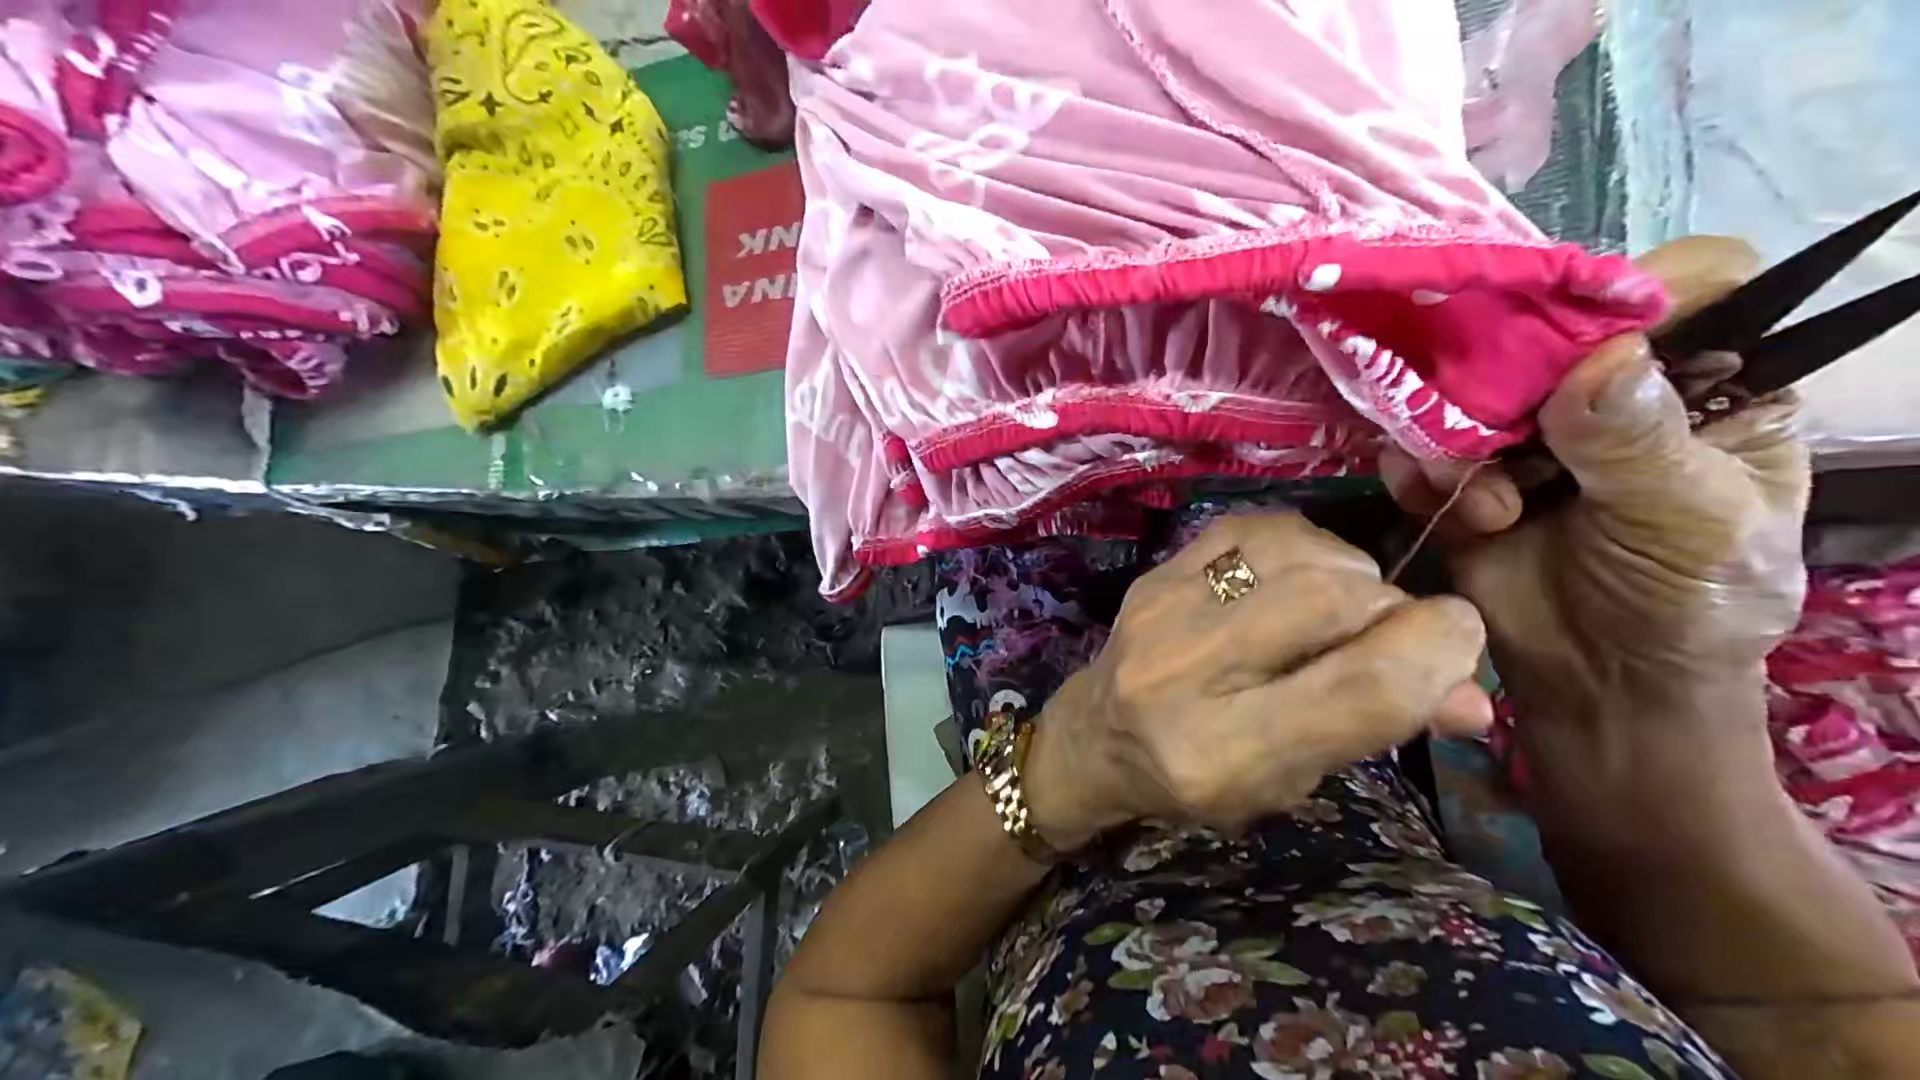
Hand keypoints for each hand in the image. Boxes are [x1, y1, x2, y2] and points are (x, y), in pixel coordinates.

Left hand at [1021, 513, 1491, 849]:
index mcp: (1222, 753)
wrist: (1096, 735)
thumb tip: (1475, 695)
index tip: (1459, 640)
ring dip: (1348, 572)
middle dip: (1392, 608)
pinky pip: (1254, 528)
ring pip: (1294, 552)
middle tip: (1393, 630)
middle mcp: (1185, 673)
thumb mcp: (1285, 781)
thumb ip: (1369, 732)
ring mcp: (1162, 610)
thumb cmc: (1196, 777)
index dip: (1437, 653)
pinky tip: (1300, 575)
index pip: (1358, 688)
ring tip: (1343, 607)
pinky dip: (1302, 546)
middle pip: (1328, 600)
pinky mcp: (1155, 573)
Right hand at [1379, 236, 1809, 730]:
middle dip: (1504, 389)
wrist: (1595, 680)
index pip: (1687, 289)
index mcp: (1704, 386)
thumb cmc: (1684, 602)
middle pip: (1539, 336)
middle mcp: (1601, 396)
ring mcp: (1517, 435)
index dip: (1632, 294)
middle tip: (1501, 446)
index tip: (1574, 345)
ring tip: (1491, 511)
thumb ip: (1643, 445)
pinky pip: (1411, 447)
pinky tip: (1452, 518)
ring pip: (1457, 393)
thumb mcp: (1692, 523)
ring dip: (1455, 448)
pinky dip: (1416, 477)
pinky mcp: (1454, 474)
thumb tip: (1600, 358)